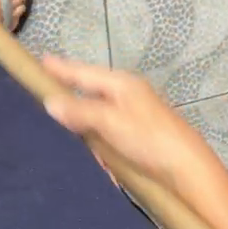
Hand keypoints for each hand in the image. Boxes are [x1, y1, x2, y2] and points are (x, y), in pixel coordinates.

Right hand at [41, 57, 223, 191]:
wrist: (185, 167)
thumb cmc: (149, 138)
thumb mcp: (110, 121)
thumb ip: (80, 111)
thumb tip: (50, 101)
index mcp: (122, 85)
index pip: (84, 73)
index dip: (63, 68)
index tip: (42, 61)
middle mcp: (128, 96)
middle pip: (91, 92)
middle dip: (72, 94)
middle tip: (47, 92)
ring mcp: (133, 117)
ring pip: (98, 115)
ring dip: (84, 123)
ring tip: (64, 123)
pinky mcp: (137, 138)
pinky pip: (108, 133)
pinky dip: (98, 140)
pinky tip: (93, 150)